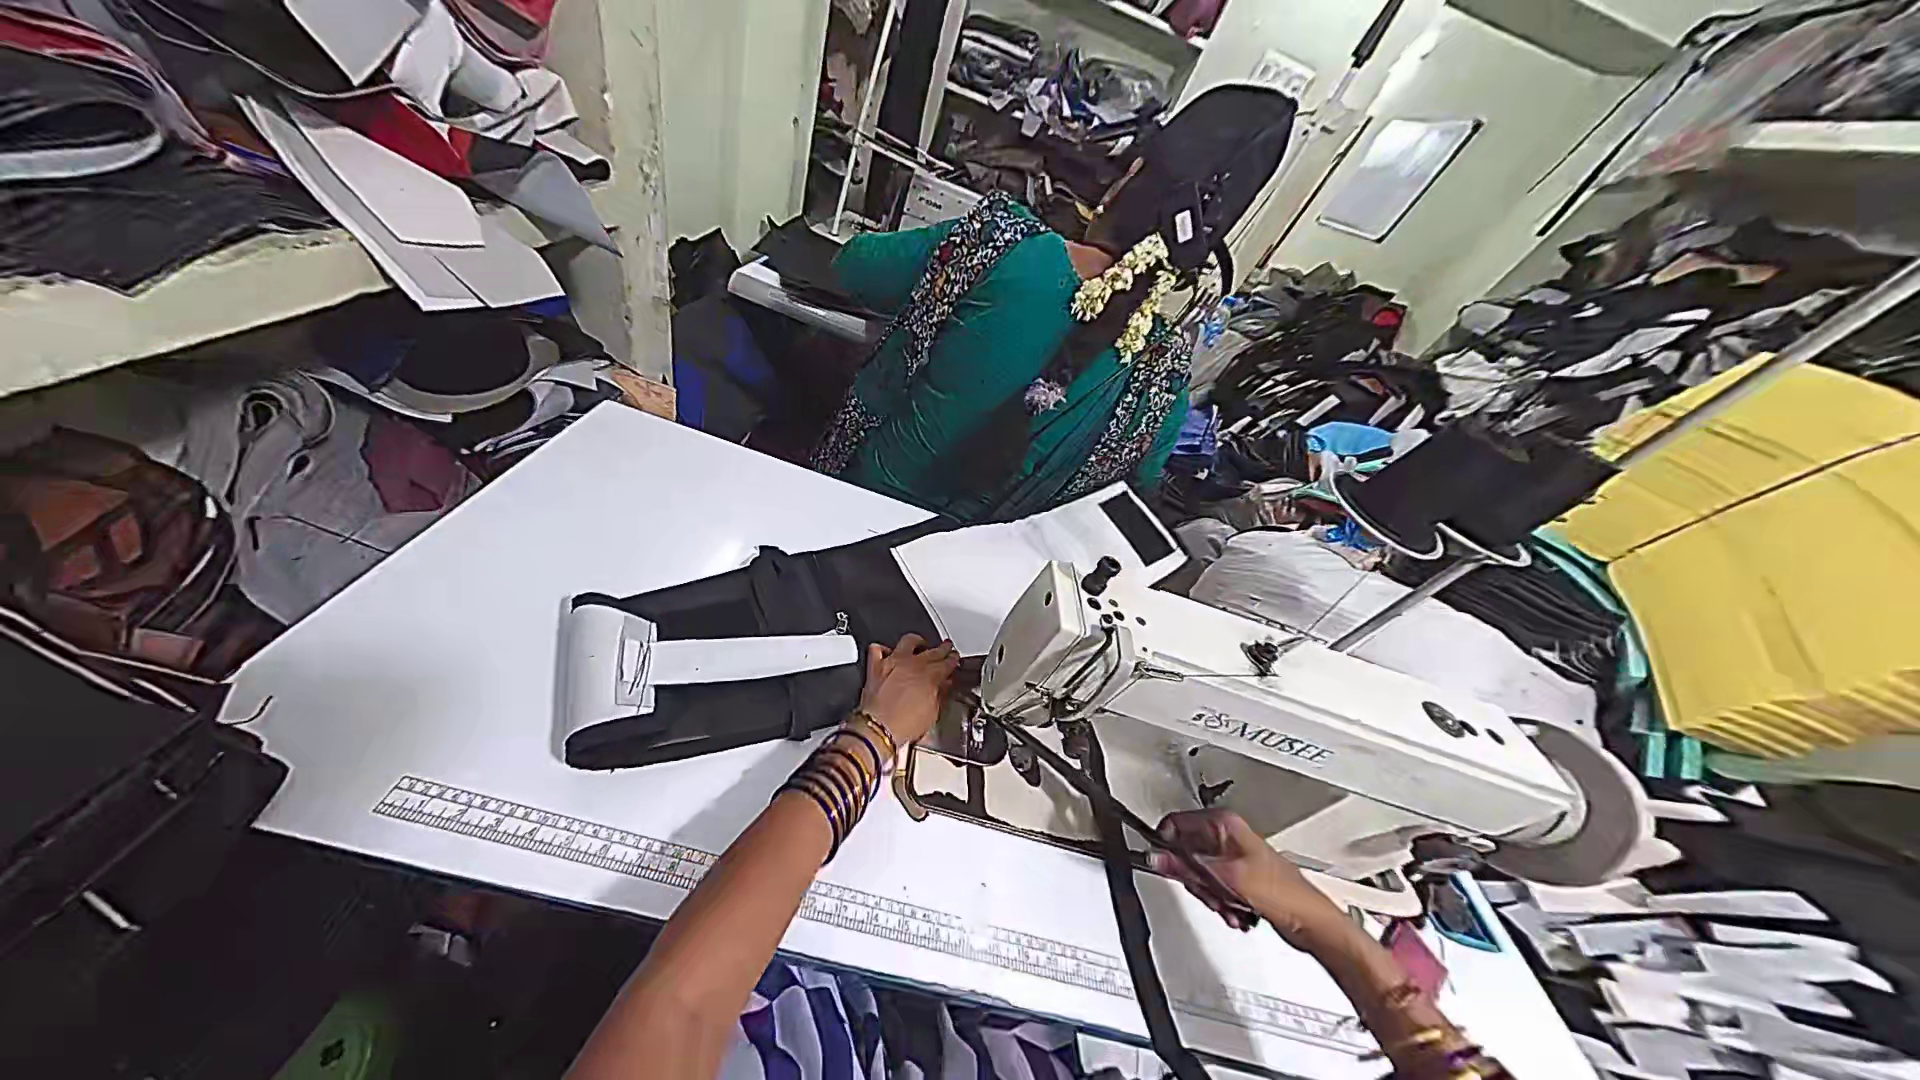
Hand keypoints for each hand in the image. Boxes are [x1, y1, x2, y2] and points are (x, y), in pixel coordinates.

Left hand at [855, 634, 957, 745]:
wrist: (879, 730)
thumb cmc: (903, 725)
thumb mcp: (932, 713)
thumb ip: (939, 695)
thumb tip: (943, 687)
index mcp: (930, 675)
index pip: (947, 663)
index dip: (953, 660)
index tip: (954, 659)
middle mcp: (912, 664)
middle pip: (932, 651)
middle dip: (942, 649)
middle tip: (946, 648)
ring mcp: (893, 663)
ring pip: (908, 642)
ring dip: (917, 642)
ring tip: (921, 644)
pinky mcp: (875, 668)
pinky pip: (877, 650)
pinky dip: (883, 649)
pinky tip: (887, 652)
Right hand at [1150, 809, 1349, 949]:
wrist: (1312, 923)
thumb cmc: (1284, 894)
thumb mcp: (1225, 878)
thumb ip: (1187, 866)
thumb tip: (1158, 856)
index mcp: (1224, 823)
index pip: (1176, 824)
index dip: (1168, 846)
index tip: (1166, 865)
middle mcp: (1227, 835)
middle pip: (1186, 852)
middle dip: (1197, 879)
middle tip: (1211, 891)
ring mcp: (1231, 856)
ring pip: (1199, 873)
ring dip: (1210, 895)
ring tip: (1229, 904)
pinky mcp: (1236, 876)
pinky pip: (1213, 887)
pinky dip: (1220, 902)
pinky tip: (1236, 911)